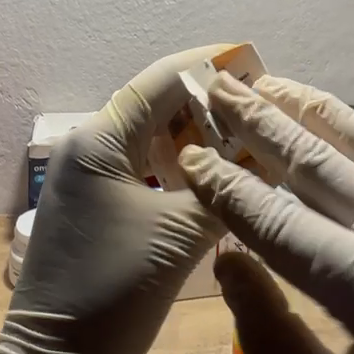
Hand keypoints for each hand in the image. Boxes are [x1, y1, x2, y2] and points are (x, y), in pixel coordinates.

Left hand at [0, 44, 231, 353]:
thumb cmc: (111, 294)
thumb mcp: (178, 237)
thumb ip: (224, 189)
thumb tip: (265, 158)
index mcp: (100, 139)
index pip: (162, 79)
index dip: (209, 64)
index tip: (252, 60)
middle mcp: (89, 145)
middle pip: (158, 104)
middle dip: (209, 104)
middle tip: (258, 107)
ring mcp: (88, 175)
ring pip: (152, 136)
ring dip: (196, 136)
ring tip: (244, 138)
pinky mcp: (94, 203)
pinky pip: (143, 166)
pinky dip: (179, 165)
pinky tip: (213, 176)